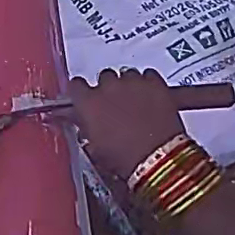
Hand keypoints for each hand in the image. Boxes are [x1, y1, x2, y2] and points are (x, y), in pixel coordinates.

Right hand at [70, 69, 184, 179]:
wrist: (157, 159)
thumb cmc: (123, 159)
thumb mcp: (95, 149)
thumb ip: (85, 127)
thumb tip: (82, 120)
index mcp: (89, 102)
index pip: (76, 86)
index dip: (81, 93)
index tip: (85, 99)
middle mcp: (109, 86)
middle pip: (105, 77)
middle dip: (109, 89)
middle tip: (116, 107)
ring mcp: (133, 81)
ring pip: (128, 75)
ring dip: (129, 86)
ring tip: (137, 105)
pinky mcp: (155, 82)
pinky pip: (149, 76)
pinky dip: (149, 85)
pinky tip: (153, 98)